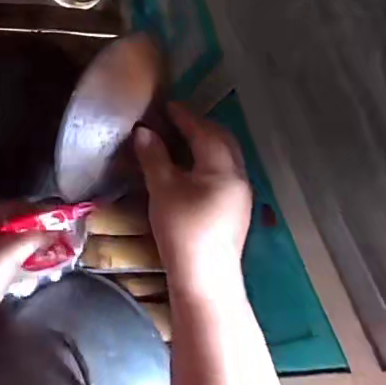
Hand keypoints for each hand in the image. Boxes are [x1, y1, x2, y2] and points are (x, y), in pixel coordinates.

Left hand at [0, 202, 47, 337]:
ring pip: (12, 249)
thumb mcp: (14, 249)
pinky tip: (38, 273)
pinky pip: (9, 267)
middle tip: (60, 236)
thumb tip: (59, 232)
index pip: (14, 206)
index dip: (37, 209)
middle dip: (37, 231)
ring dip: (33, 250)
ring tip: (55, 254)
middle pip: (14, 227)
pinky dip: (25, 267)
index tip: (59, 216)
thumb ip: (38, 236)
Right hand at [134, 104, 252, 298]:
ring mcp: (241, 195)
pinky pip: (224, 172)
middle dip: (200, 125)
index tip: (167, 105)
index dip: (184, 116)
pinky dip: (208, 160)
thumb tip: (144, 131)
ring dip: (206, 142)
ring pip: (226, 157)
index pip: (204, 131)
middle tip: (176, 119)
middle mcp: (238, 177)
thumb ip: (154, 157)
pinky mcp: (236, 210)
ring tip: (181, 139)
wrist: (205, 279)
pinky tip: (191, 168)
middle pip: (223, 140)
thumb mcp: (162, 190)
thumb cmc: (182, 230)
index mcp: (223, 168)